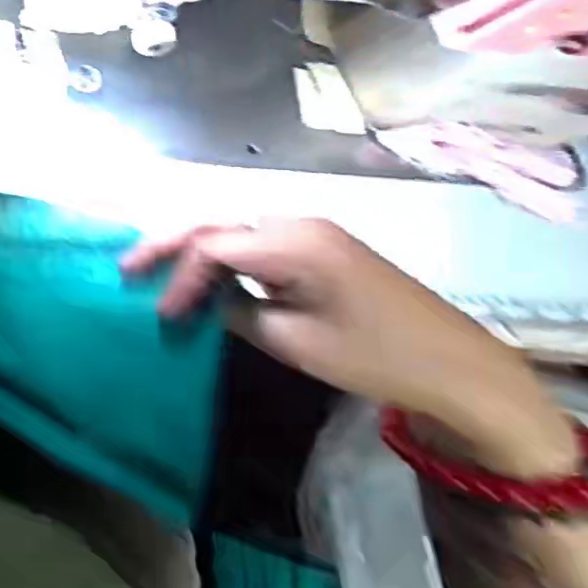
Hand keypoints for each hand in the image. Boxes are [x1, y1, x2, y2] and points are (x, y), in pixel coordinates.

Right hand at [121, 220, 579, 477]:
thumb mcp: (294, 341)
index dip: (177, 277)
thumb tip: (201, 301)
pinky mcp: (318, 244)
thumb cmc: (375, 357)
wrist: (458, 365)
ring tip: (158, 270)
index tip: (161, 316)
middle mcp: (296, 221)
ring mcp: (310, 229)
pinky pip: (256, 240)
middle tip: (129, 267)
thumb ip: (236, 311)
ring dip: (195, 248)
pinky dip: (225, 256)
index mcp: (291, 240)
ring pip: (233, 228)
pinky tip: (208, 274)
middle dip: (169, 244)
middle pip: (216, 223)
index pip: (211, 245)